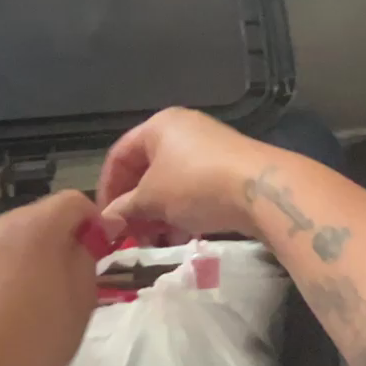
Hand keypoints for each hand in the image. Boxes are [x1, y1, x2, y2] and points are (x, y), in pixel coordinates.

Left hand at [0, 190, 102, 365]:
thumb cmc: (31, 344)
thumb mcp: (80, 302)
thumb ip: (87, 258)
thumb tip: (90, 237)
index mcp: (35, 227)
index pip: (75, 201)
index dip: (94, 222)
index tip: (102, 251)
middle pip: (39, 216)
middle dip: (58, 237)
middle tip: (67, 276)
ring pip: (9, 237)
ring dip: (26, 254)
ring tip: (30, 296)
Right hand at [96, 108, 280, 237]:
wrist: (261, 189)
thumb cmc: (196, 184)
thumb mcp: (152, 198)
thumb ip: (124, 208)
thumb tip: (106, 220)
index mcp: (160, 125)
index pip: (120, 154)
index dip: (107, 188)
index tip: (104, 220)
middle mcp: (185, 130)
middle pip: (147, 170)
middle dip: (136, 206)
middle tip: (131, 235)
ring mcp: (210, 148)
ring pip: (172, 184)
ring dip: (160, 214)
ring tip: (159, 241)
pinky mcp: (230, 169)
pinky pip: (196, 190)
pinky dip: (185, 212)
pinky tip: (185, 236)